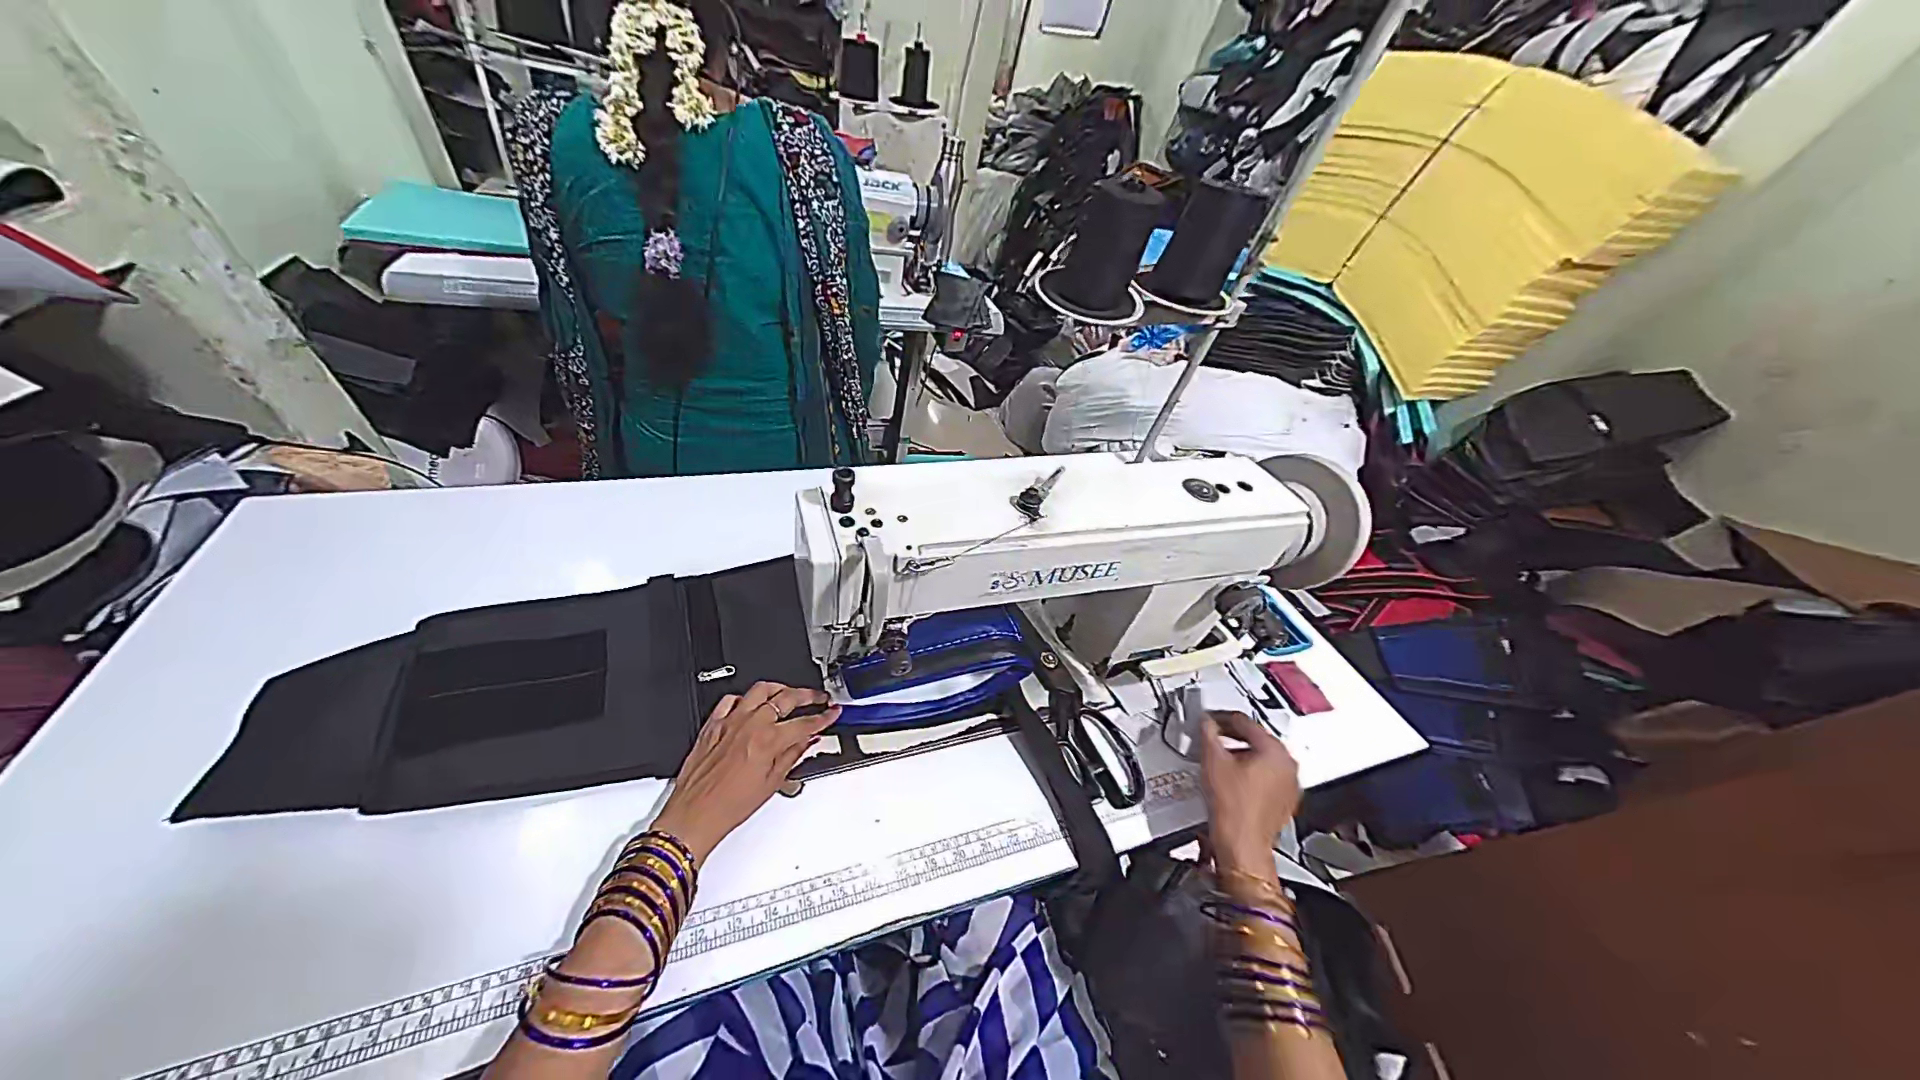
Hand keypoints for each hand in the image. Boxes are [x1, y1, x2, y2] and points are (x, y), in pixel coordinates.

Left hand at [651, 682, 838, 863]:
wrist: (694, 815)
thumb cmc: (728, 806)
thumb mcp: (772, 783)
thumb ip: (793, 755)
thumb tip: (806, 741)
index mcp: (768, 740)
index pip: (806, 722)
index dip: (824, 716)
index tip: (832, 712)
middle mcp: (750, 725)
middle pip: (787, 696)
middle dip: (809, 695)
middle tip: (819, 697)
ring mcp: (730, 721)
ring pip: (760, 689)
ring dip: (780, 689)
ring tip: (789, 693)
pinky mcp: (713, 724)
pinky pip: (731, 699)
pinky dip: (745, 698)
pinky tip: (751, 703)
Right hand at [1199, 711, 1301, 891]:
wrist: (1241, 844)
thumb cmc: (1233, 810)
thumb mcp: (1212, 760)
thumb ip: (1208, 733)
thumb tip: (1206, 723)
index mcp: (1275, 751)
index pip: (1245, 722)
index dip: (1221, 718)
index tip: (1209, 720)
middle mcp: (1288, 765)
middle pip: (1256, 738)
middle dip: (1231, 735)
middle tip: (1212, 735)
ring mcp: (1289, 784)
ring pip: (1261, 757)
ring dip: (1240, 753)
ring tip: (1219, 757)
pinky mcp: (1284, 799)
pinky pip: (1266, 775)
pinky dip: (1249, 771)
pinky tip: (1231, 777)